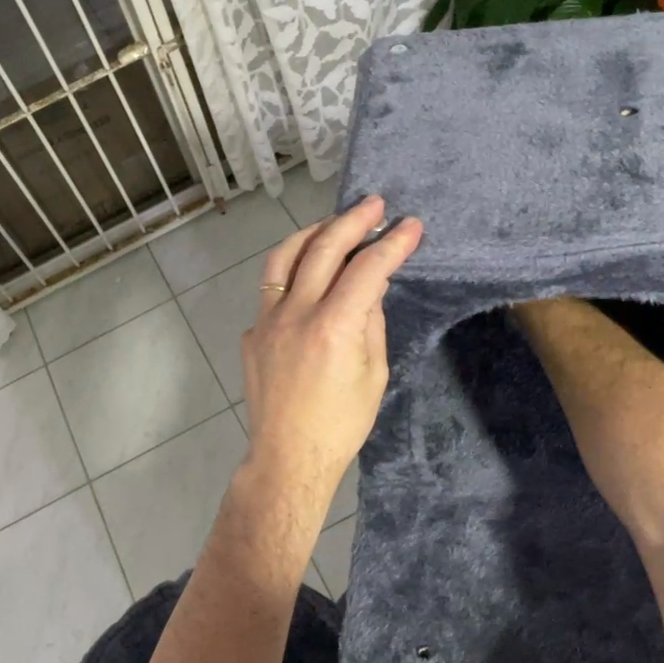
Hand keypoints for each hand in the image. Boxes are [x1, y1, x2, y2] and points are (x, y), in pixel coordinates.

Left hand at [239, 195, 422, 509]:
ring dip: (311, 234)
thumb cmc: (342, 424)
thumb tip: (370, 286)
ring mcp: (266, 321)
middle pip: (323, 248)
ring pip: (284, 259)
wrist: (289, 456)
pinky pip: (271, 293)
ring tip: (332, 226)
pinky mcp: (252, 334)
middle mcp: (296, 314)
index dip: (393, 243)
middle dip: (352, 221)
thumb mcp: (373, 373)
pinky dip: (292, 276)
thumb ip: (370, 322)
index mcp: (334, 327)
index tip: (411, 226)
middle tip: (374, 206)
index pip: (367, 268)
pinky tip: (308, 282)